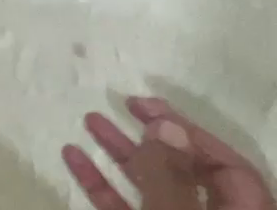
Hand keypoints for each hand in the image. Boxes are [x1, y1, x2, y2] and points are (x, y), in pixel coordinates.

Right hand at [65, 96, 273, 209]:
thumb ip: (170, 175)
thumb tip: (164, 123)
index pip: (231, 168)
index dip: (193, 134)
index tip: (148, 106)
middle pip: (191, 172)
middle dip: (155, 135)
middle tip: (126, 102)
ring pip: (154, 184)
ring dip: (120, 150)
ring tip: (90, 119)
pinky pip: (124, 203)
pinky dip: (99, 179)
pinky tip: (72, 154)